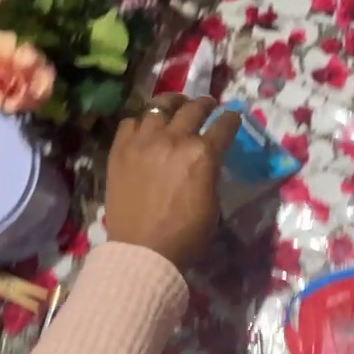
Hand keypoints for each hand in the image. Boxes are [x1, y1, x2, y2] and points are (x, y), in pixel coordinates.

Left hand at [107, 95, 240, 269]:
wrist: (143, 251)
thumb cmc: (186, 235)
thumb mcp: (213, 203)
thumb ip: (212, 173)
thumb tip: (209, 161)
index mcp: (203, 154)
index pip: (224, 125)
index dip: (232, 119)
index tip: (233, 117)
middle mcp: (174, 139)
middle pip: (194, 108)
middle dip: (206, 104)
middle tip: (208, 105)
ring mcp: (144, 141)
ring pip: (159, 105)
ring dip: (173, 103)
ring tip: (176, 105)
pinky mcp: (120, 149)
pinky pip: (131, 121)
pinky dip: (143, 120)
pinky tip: (147, 126)